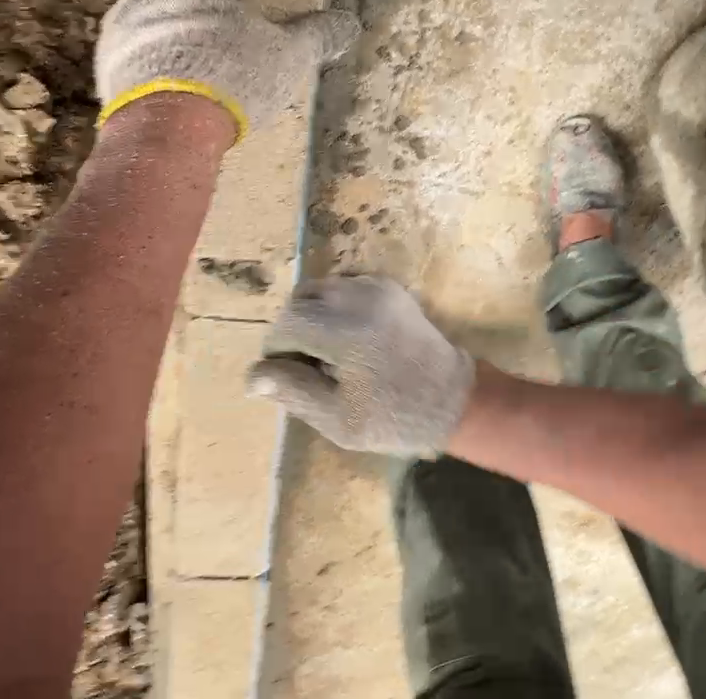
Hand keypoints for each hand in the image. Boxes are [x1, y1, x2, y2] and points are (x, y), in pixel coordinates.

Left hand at [96, 0, 359, 141]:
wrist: (171, 126)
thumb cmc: (231, 74)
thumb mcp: (285, 57)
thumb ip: (314, 38)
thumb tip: (350, 26)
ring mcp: (124, 28)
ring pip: (125, 6)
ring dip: (145, 16)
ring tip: (174, 46)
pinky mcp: (109, 66)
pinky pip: (125, 52)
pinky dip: (143, 58)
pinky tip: (164, 81)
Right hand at [246, 277, 476, 455]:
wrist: (452, 399)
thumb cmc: (393, 418)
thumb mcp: (337, 418)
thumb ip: (293, 391)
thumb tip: (253, 377)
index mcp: (345, 331)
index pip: (285, 324)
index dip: (277, 352)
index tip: (288, 378)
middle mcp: (359, 297)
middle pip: (299, 301)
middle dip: (292, 331)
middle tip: (307, 368)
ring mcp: (376, 287)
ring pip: (320, 290)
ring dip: (312, 316)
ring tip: (327, 353)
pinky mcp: (388, 286)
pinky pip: (344, 286)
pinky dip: (335, 307)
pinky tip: (347, 338)